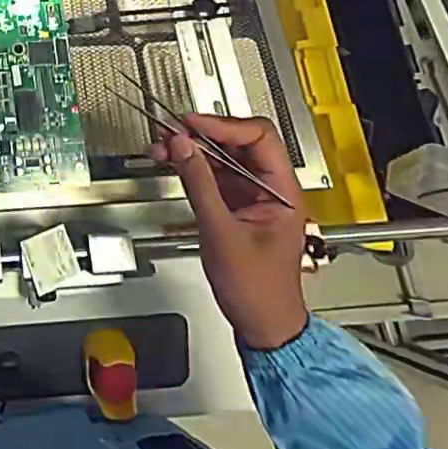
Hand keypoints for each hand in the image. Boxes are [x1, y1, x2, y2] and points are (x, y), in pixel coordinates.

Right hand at [152, 113, 309, 349]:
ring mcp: (251, 194)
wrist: (262, 325)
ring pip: (220, 155)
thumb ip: (200, 183)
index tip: (191, 123)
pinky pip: (210, 172)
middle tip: (171, 131)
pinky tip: (170, 160)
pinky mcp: (233, 202)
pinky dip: (188, 164)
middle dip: (200, 133)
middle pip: (237, 141)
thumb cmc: (258, 291)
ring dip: (190, 147)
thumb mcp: (222, 232)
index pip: (259, 137)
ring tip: (163, 145)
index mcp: (283, 192)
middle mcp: (270, 188)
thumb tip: (182, 144)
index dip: (222, 125)